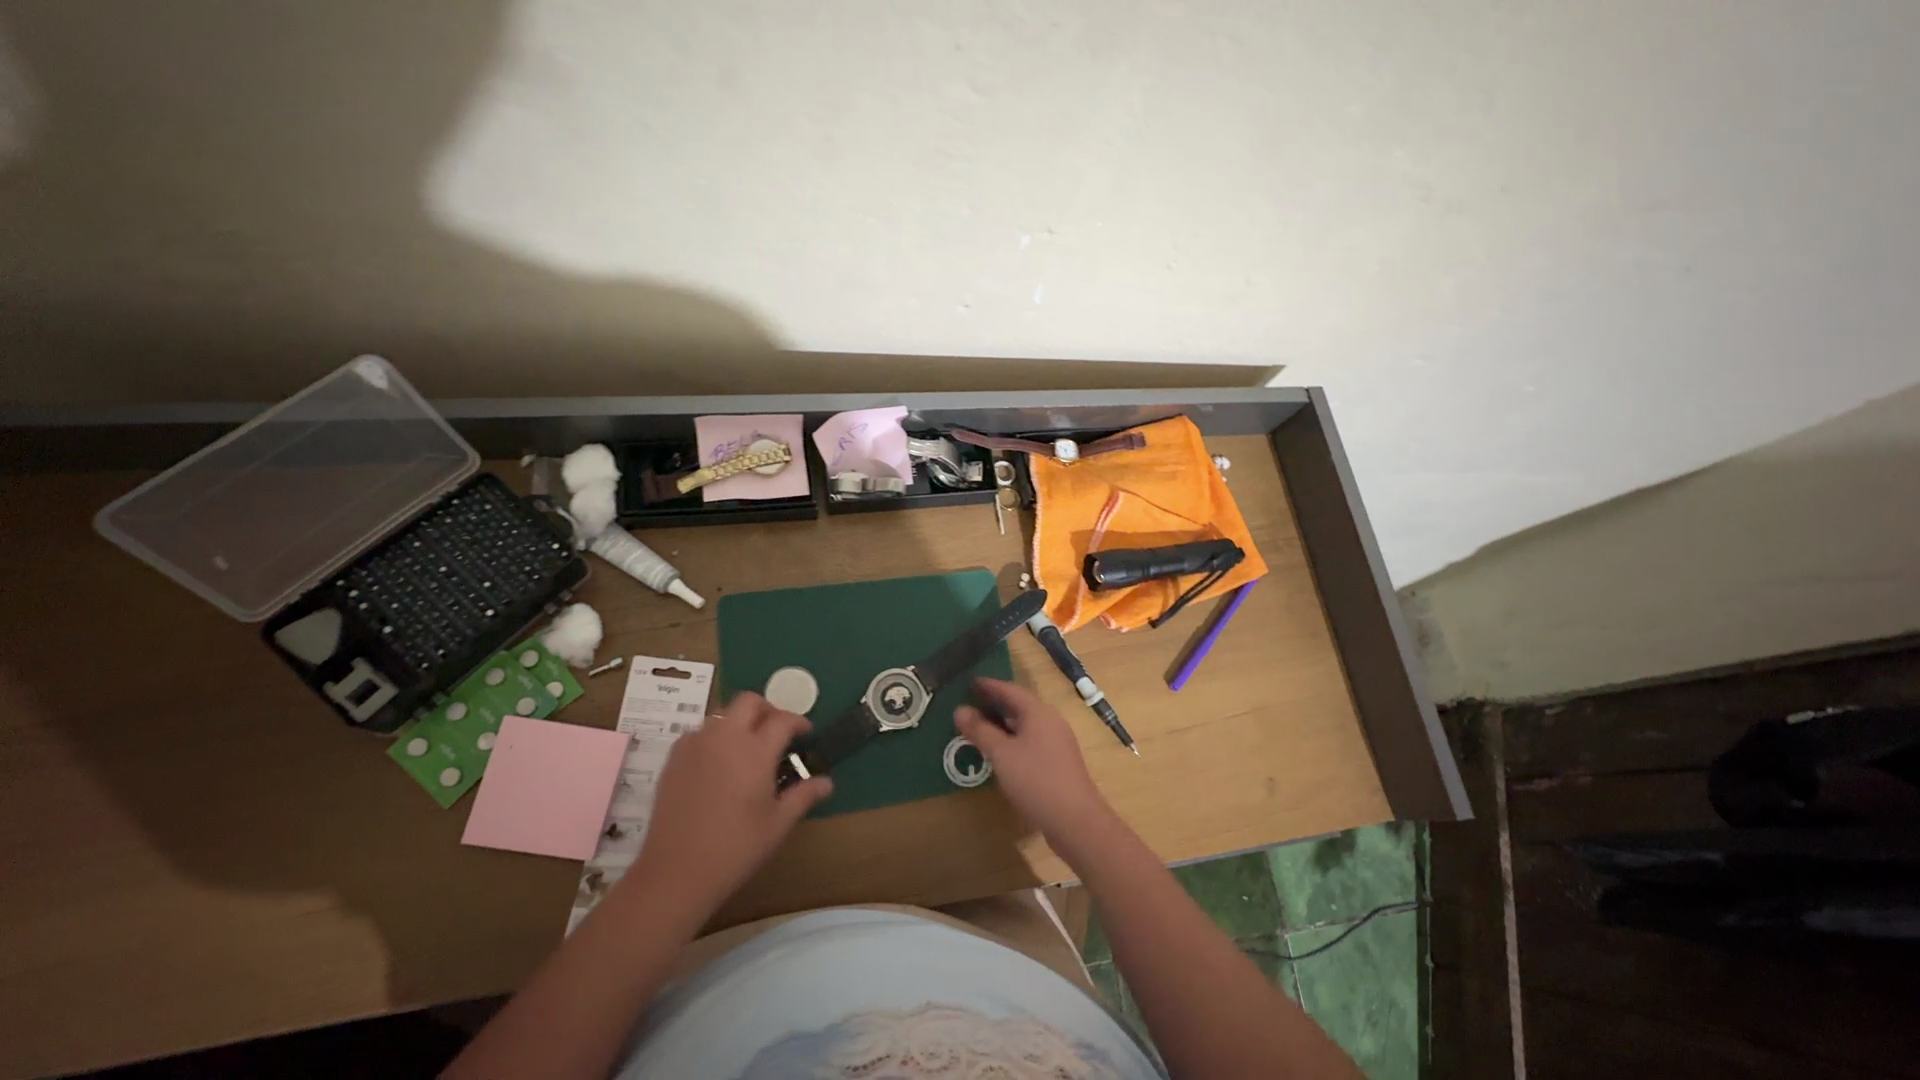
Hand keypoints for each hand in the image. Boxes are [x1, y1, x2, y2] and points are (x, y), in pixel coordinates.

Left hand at [626, 692, 833, 915]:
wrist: (677, 869)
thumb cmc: (736, 848)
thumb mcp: (778, 824)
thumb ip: (803, 796)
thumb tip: (826, 782)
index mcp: (756, 750)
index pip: (783, 719)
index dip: (799, 722)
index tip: (806, 734)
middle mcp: (725, 737)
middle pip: (749, 701)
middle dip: (767, 709)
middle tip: (776, 732)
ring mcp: (696, 744)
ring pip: (722, 714)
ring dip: (739, 722)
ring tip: (747, 748)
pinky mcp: (674, 758)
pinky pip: (698, 733)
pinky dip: (713, 737)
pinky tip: (717, 763)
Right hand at [954, 677, 1112, 844]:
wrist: (1075, 820)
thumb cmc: (1035, 780)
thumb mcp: (1001, 754)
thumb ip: (980, 730)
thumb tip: (959, 710)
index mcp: (1038, 712)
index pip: (1010, 690)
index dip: (988, 685)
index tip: (968, 682)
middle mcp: (1051, 721)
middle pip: (1019, 706)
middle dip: (994, 704)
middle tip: (969, 704)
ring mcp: (1057, 743)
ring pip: (1025, 726)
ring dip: (1002, 724)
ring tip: (979, 728)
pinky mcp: (1058, 763)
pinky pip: (1030, 742)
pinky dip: (1012, 741)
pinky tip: (999, 754)